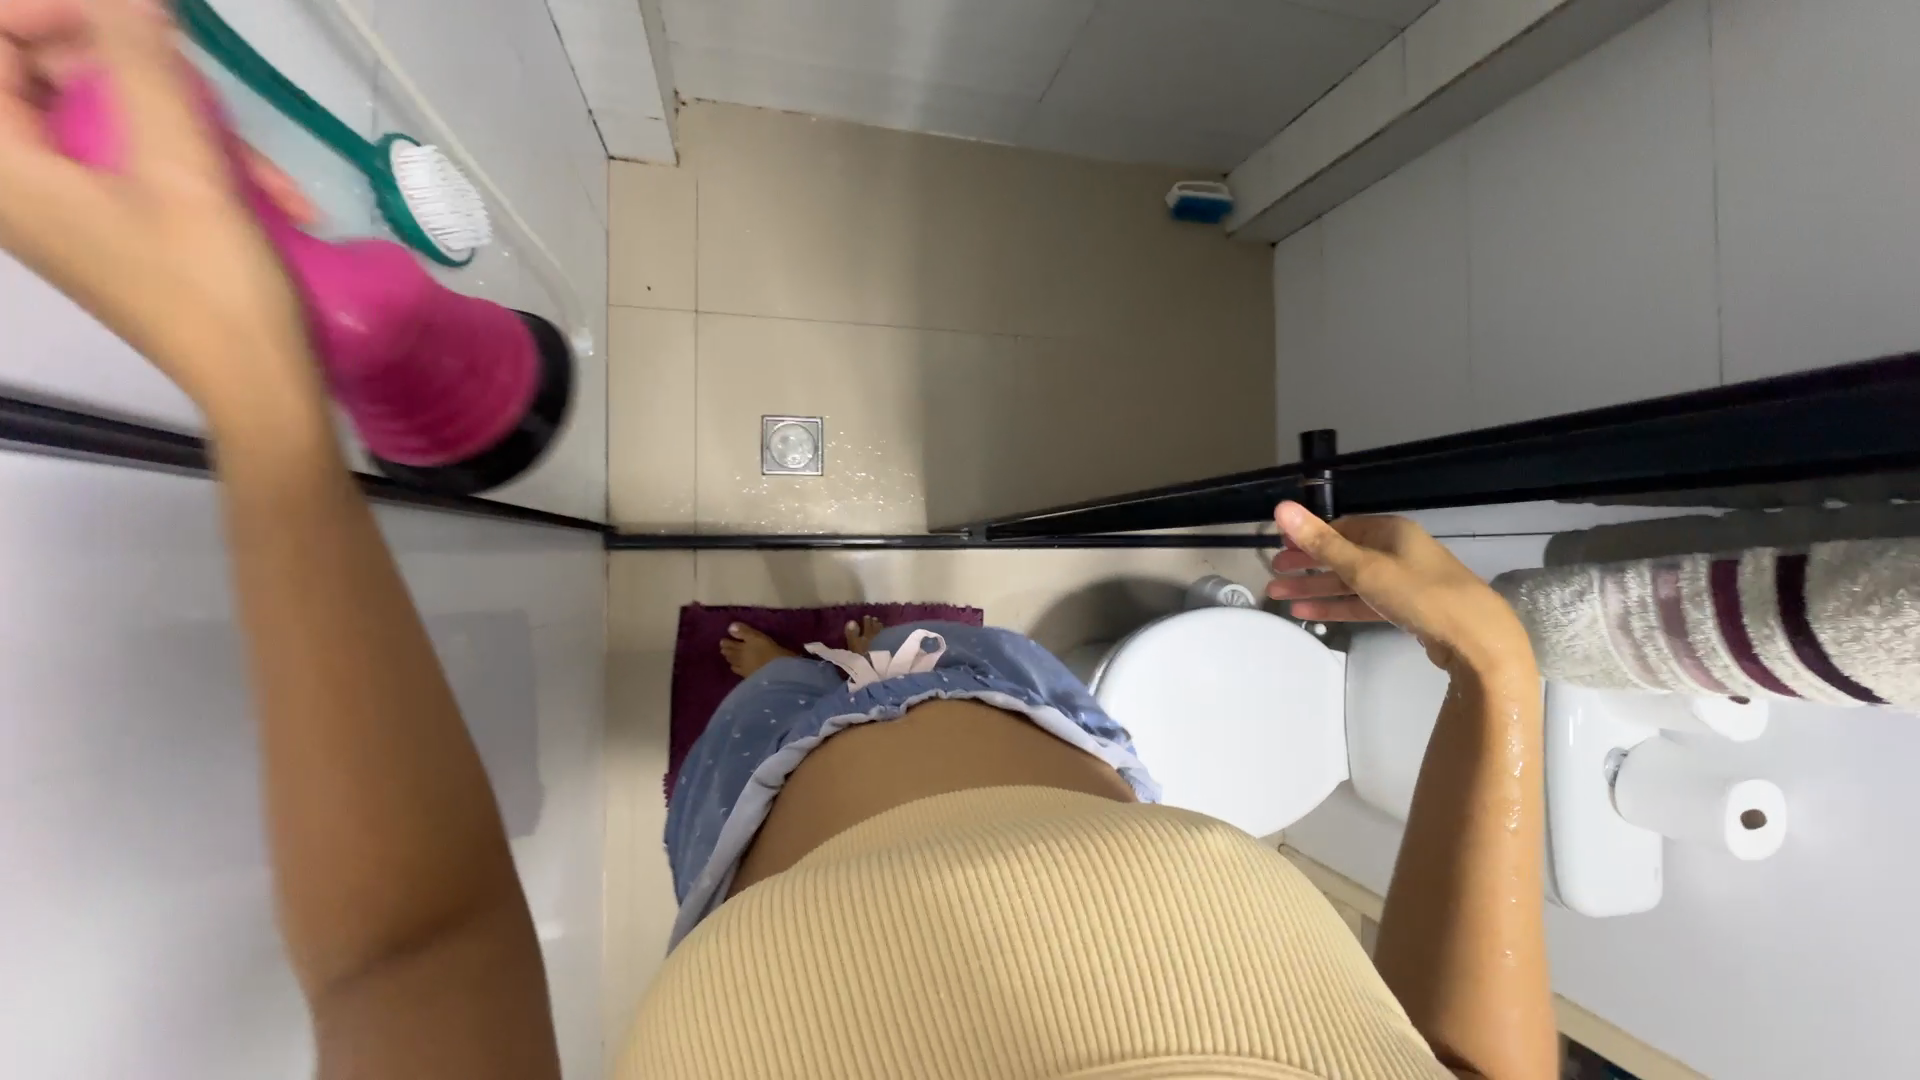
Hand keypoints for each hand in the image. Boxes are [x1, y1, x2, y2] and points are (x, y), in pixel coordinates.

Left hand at [0, 0, 318, 419]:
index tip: (150, 29)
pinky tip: (278, 206)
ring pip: (113, 126)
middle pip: (51, 76)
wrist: (260, 390)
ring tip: (279, 185)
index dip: (62, 15)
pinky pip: (142, 170)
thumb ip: (148, 70)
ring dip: (202, 140)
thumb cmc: (215, 289)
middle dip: (150, 85)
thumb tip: (133, 0)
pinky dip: (209, 176)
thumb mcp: (187, 175)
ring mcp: (65, 207)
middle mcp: (12, 177)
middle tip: (221, 105)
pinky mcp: (114, 231)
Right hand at [1267, 501, 1535, 676]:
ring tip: (1279, 598)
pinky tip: (1308, 613)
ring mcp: (1402, 581)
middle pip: (1341, 554)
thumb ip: (1319, 541)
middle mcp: (1396, 551)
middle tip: (1274, 576)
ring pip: (1348, 581)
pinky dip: (1335, 606)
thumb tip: (1281, 508)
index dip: (1307, 537)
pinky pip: (1361, 602)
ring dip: (1314, 588)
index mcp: (1390, 532)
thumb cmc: (1418, 593)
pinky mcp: (1404, 609)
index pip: (1340, 527)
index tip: (1279, 549)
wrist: (1476, 640)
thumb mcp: (1363, 567)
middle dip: (1306, 566)